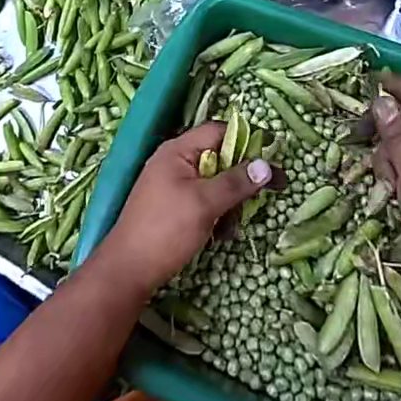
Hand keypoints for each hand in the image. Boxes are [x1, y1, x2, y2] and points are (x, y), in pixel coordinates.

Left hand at [89, 122, 271, 299]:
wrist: (129, 269)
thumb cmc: (166, 229)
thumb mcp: (205, 203)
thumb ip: (236, 182)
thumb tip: (266, 166)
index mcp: (178, 150)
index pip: (219, 131)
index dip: (247, 140)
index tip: (272, 158)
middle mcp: (175, 161)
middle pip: (220, 157)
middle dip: (240, 179)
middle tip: (263, 197)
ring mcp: (173, 184)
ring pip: (215, 182)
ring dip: (229, 203)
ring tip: (230, 227)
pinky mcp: (175, 206)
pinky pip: (204, 200)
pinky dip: (216, 214)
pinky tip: (219, 235)